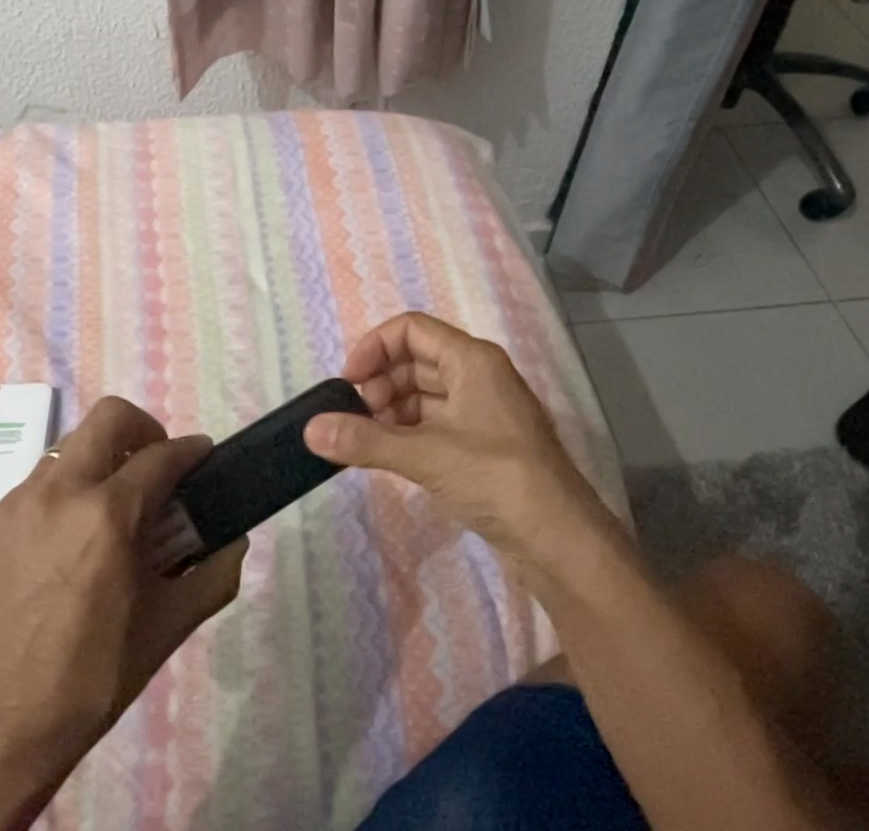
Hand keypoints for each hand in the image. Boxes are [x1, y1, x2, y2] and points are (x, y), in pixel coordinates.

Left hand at [0, 396, 247, 752]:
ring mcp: (12, 507)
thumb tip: (234, 541)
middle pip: (107, 418)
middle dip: (142, 429)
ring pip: (64, 452)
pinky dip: (59, 501)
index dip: (190, 451)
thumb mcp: (171, 625)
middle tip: (154, 466)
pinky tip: (63, 549)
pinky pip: (30, 492)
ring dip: (97, 465)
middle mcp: (57, 494)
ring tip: (107, 513)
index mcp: (109, 515)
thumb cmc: (98, 675)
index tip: (202, 456)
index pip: (161, 456)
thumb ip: (215, 573)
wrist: (7, 723)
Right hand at [303, 312, 620, 563]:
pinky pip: (437, 422)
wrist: (558, 537)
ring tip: (368, 440)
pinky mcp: (484, 445)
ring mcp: (484, 412)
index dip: (374, 348)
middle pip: (417, 360)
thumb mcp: (425, 455)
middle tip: (356, 419)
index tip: (347, 384)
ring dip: (392, 409)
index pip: (412, 330)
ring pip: (426, 394)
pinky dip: (410, 431)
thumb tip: (310, 430)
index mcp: (472, 360)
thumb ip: (365, 440)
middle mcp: (480, 377)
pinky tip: (391, 455)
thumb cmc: (496, 477)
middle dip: (380, 382)